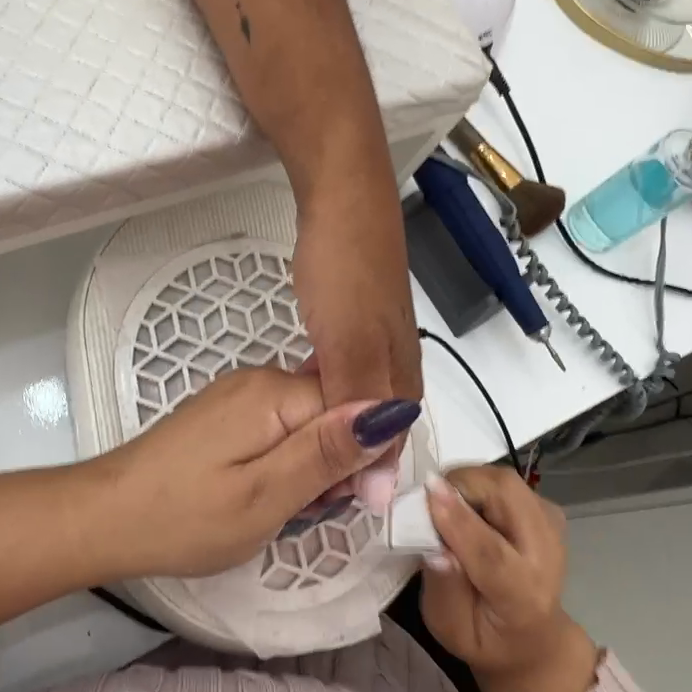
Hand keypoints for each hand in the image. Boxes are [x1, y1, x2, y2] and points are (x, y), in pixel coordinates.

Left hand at [90, 367, 420, 579]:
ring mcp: (238, 396)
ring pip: (307, 426)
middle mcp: (260, 380)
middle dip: (334, 463)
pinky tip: (259, 495)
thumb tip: (393, 409)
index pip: (356, 403)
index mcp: (275, 393)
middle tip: (302, 509)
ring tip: (278, 508)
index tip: (342, 499)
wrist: (103, 519)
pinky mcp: (224, 415)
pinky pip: (278, 431)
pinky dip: (282, 464)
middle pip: (333, 412)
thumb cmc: (184, 518)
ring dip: (309, 468)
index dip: (363, 454)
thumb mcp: (267, 495)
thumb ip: (329, 450)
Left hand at [292, 180, 421, 512]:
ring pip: (356, 403)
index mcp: (398, 377)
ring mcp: (373, 336)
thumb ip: (359, 413)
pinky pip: (343, 374)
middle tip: (295, 479)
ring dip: (331, 429)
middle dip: (341, 459)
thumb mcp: (348, 347)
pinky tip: (301, 396)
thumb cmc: (343, 269)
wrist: (341, 191)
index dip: (353, 480)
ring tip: (293, 449)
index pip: (385, 451)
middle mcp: (394, 362)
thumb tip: (382, 492)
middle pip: (373, 431)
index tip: (311, 501)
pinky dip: (324, 396)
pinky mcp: (352, 318)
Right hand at [421, 467, 600, 691]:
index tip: (428, 492)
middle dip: (462, 483)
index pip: (491, 552)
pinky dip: (479, 484)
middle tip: (429, 497)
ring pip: (506, 480)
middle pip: (507, 496)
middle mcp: (547, 555)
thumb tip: (434, 550)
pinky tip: (469, 508)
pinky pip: (506, 481)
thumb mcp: (451, 630)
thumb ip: (443, 591)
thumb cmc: (485, 637)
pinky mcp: (548, 510)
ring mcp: (552, 526)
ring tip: (446, 504)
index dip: (458, 519)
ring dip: (468, 482)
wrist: (535, 638)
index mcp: (523, 596)